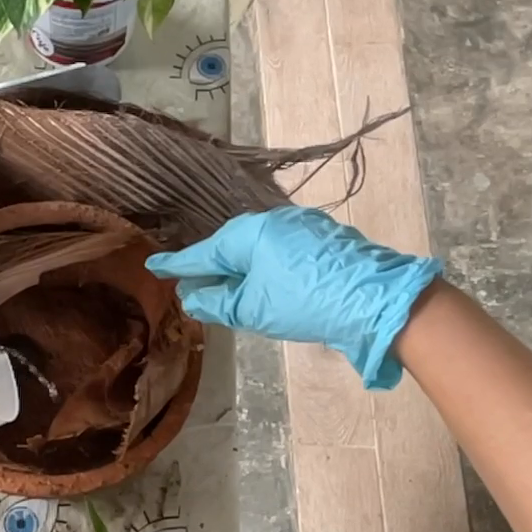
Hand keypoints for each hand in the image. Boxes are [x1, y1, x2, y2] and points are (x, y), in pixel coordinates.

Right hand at [144, 207, 441, 389]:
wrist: (378, 301)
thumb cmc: (304, 302)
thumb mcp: (251, 309)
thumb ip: (216, 303)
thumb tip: (191, 297)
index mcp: (250, 234)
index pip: (203, 253)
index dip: (177, 264)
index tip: (153, 265)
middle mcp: (273, 222)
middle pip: (230, 246)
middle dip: (211, 266)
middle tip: (191, 284)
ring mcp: (302, 228)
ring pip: (256, 249)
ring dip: (239, 269)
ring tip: (226, 290)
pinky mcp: (323, 240)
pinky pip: (278, 251)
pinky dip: (262, 268)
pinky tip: (262, 285)